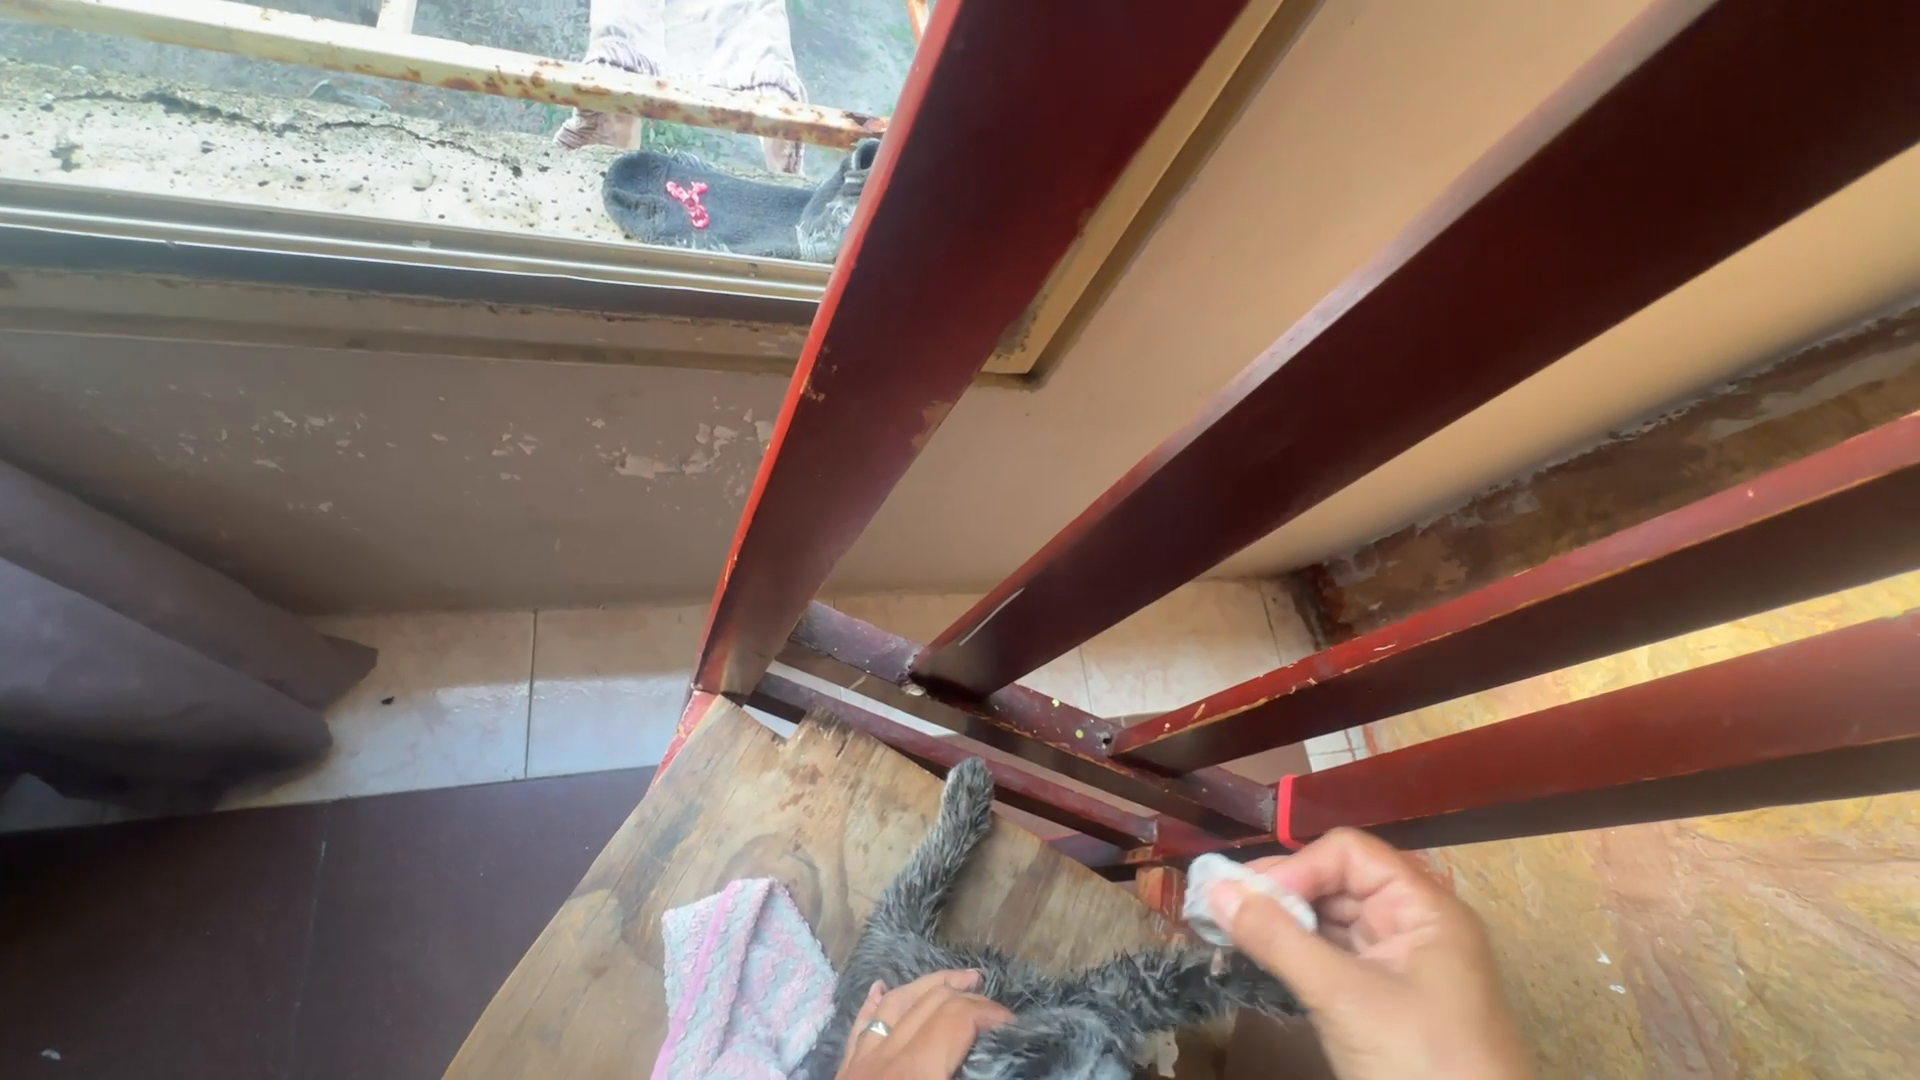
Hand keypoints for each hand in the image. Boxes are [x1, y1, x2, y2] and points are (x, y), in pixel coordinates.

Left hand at [836, 969, 1014, 1079]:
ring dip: (929, 987)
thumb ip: (971, 1074)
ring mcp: (860, 1063)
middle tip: (994, 1005)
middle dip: (967, 996)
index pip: (958, 1019)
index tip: (1014, 1024)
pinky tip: (880, 988)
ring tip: (958, 979)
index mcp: (917, 1072)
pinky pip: (860, 1028)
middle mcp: (885, 1058)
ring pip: (895, 1004)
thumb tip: (1001, 1055)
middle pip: (931, 1004)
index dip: (990, 1013)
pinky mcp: (845, 1072)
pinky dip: (874, 1004)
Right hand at [1209, 828, 1531, 1079]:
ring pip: (1330, 920)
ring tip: (1234, 928)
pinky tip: (1261, 956)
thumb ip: (1278, 940)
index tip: (1253, 896)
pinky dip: (1295, 952)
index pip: (1350, 855)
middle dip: (1283, 892)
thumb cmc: (1422, 1067)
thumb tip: (1215, 890)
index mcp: (1424, 910)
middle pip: (1337, 882)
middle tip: (1227, 907)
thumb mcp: (1344, 999)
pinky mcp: (1383, 1000)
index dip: (1300, 867)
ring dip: (1284, 922)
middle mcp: (1413, 927)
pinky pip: (1332, 956)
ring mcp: (1399, 965)